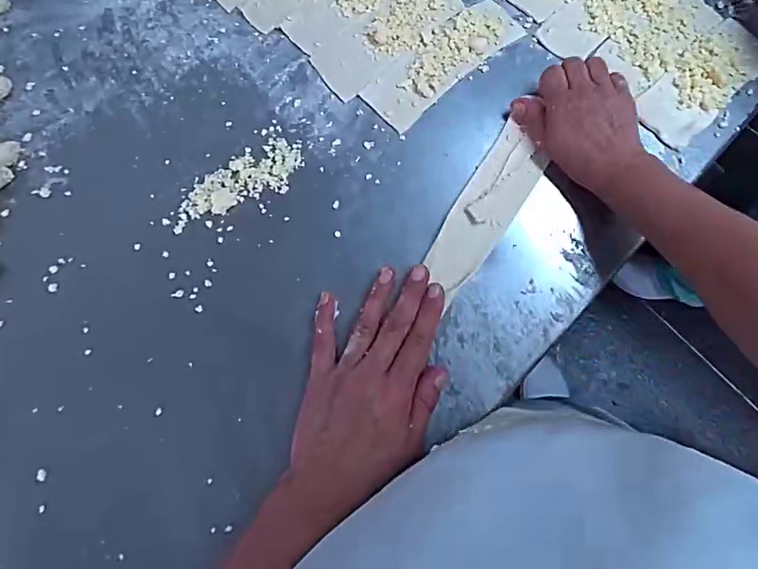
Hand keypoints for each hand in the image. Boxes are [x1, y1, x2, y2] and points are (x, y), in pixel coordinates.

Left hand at [226, 268, 446, 567]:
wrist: (324, 487)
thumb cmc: (372, 470)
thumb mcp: (409, 445)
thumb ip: (423, 403)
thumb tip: (438, 368)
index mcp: (396, 391)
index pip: (417, 343)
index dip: (428, 314)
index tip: (436, 291)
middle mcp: (371, 374)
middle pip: (394, 328)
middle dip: (408, 296)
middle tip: (418, 271)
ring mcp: (343, 372)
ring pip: (363, 327)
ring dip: (376, 297)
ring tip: (386, 272)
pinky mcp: (319, 377)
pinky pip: (322, 342)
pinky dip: (325, 318)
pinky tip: (328, 296)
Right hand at [511, 57, 664, 202]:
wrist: (617, 168)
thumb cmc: (582, 159)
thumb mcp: (548, 142)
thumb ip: (532, 119)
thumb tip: (519, 103)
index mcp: (561, 100)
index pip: (550, 72)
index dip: (548, 81)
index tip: (549, 94)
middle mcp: (583, 90)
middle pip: (571, 63)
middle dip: (566, 72)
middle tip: (566, 88)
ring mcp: (606, 91)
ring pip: (594, 62)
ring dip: (588, 70)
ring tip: (585, 85)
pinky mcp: (624, 96)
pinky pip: (616, 75)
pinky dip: (609, 79)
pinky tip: (604, 92)